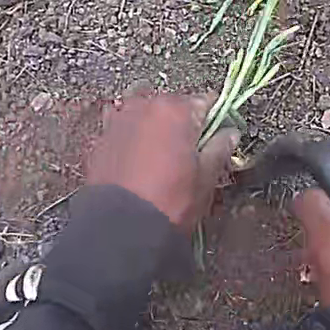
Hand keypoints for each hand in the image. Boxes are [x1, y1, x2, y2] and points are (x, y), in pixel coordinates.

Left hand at [84, 93, 238, 230]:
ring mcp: (119, 120)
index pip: (205, 102)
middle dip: (183, 124)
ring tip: (161, 155)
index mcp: (176, 110)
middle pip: (173, 106)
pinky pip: (122, 128)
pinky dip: (131, 136)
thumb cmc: (169, 202)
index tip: (218, 138)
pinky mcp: (100, 138)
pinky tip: (136, 156)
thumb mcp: (205, 179)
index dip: (215, 120)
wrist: (119, 228)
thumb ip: (219, 149)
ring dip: (155, 127)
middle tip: (190, 154)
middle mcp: (145, 106)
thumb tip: (229, 133)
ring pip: (145, 114)